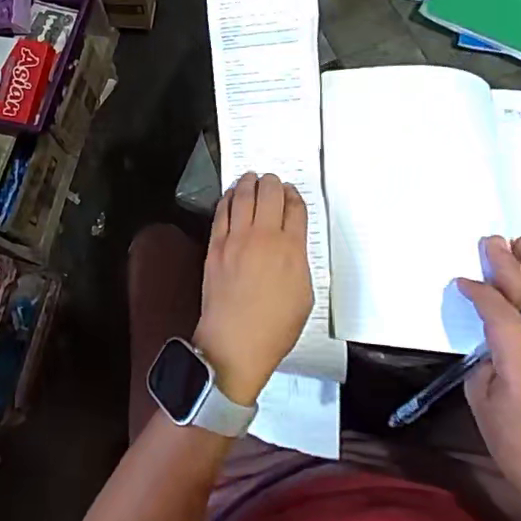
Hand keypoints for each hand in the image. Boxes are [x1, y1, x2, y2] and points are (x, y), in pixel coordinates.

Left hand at [196, 173, 312, 405]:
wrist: (235, 343)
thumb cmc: (274, 327)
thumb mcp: (304, 294)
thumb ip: (299, 261)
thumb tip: (291, 247)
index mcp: (291, 250)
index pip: (295, 209)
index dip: (294, 197)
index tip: (292, 195)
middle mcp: (264, 238)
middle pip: (270, 194)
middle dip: (273, 183)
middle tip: (272, 181)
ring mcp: (237, 240)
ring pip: (243, 196)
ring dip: (249, 183)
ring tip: (251, 178)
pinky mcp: (216, 247)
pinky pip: (222, 213)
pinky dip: (228, 198)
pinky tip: (231, 194)